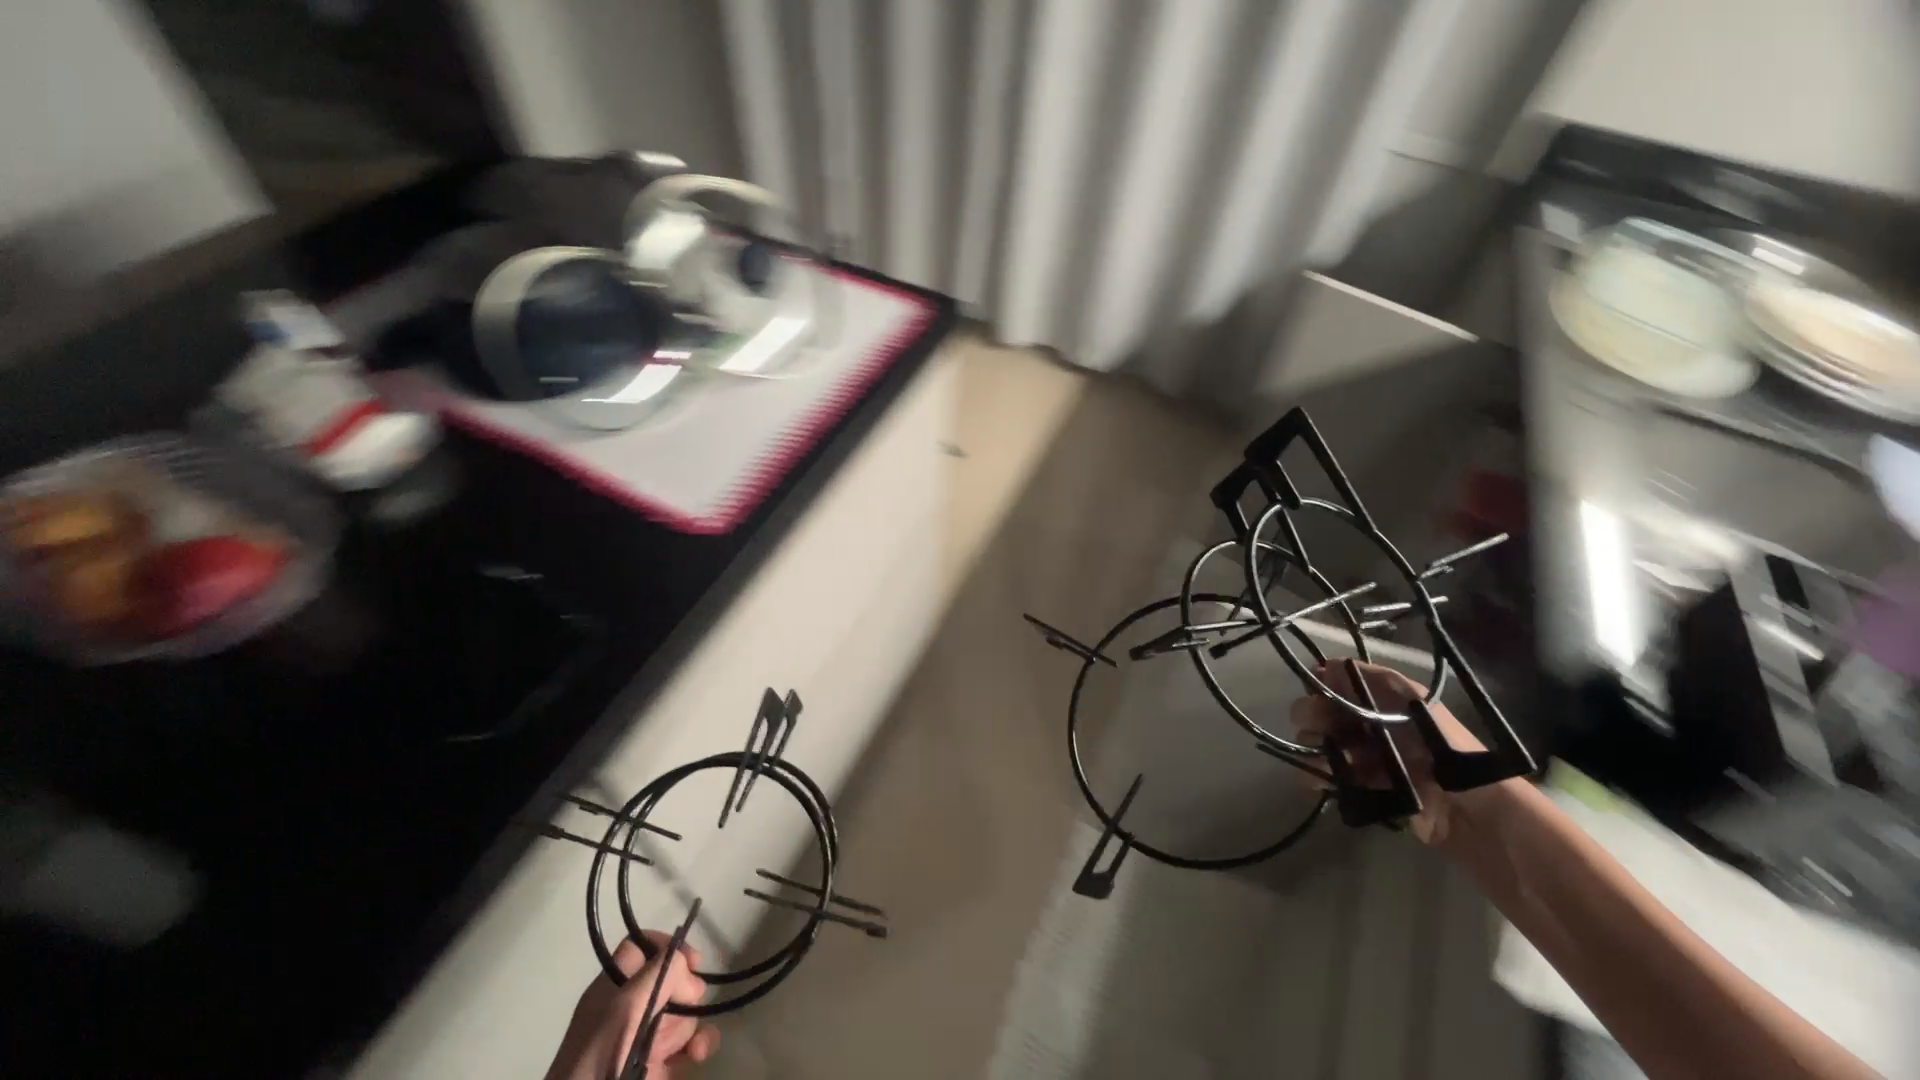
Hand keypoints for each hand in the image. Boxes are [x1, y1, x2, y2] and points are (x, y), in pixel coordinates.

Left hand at [544, 932, 720, 1079]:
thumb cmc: (598, 1061)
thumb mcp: (623, 1009)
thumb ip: (657, 975)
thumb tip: (687, 965)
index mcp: (614, 989)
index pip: (641, 947)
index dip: (666, 947)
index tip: (690, 961)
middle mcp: (632, 1008)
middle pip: (672, 981)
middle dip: (684, 993)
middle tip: (684, 1004)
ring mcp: (647, 1037)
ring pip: (685, 1013)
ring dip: (690, 1026)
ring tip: (678, 1046)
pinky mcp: (661, 1064)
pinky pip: (693, 1043)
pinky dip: (701, 1045)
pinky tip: (696, 1055)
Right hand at [1288, 661, 1483, 845]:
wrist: (1466, 808)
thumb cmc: (1439, 746)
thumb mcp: (1410, 701)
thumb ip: (1372, 679)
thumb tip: (1329, 666)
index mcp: (1383, 699)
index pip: (1338, 682)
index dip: (1322, 683)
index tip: (1316, 691)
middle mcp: (1370, 723)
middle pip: (1323, 711)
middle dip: (1314, 716)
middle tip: (1321, 728)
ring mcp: (1365, 757)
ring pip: (1319, 743)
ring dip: (1312, 747)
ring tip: (1317, 758)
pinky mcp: (1361, 787)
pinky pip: (1327, 776)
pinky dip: (1316, 775)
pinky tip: (1316, 778)